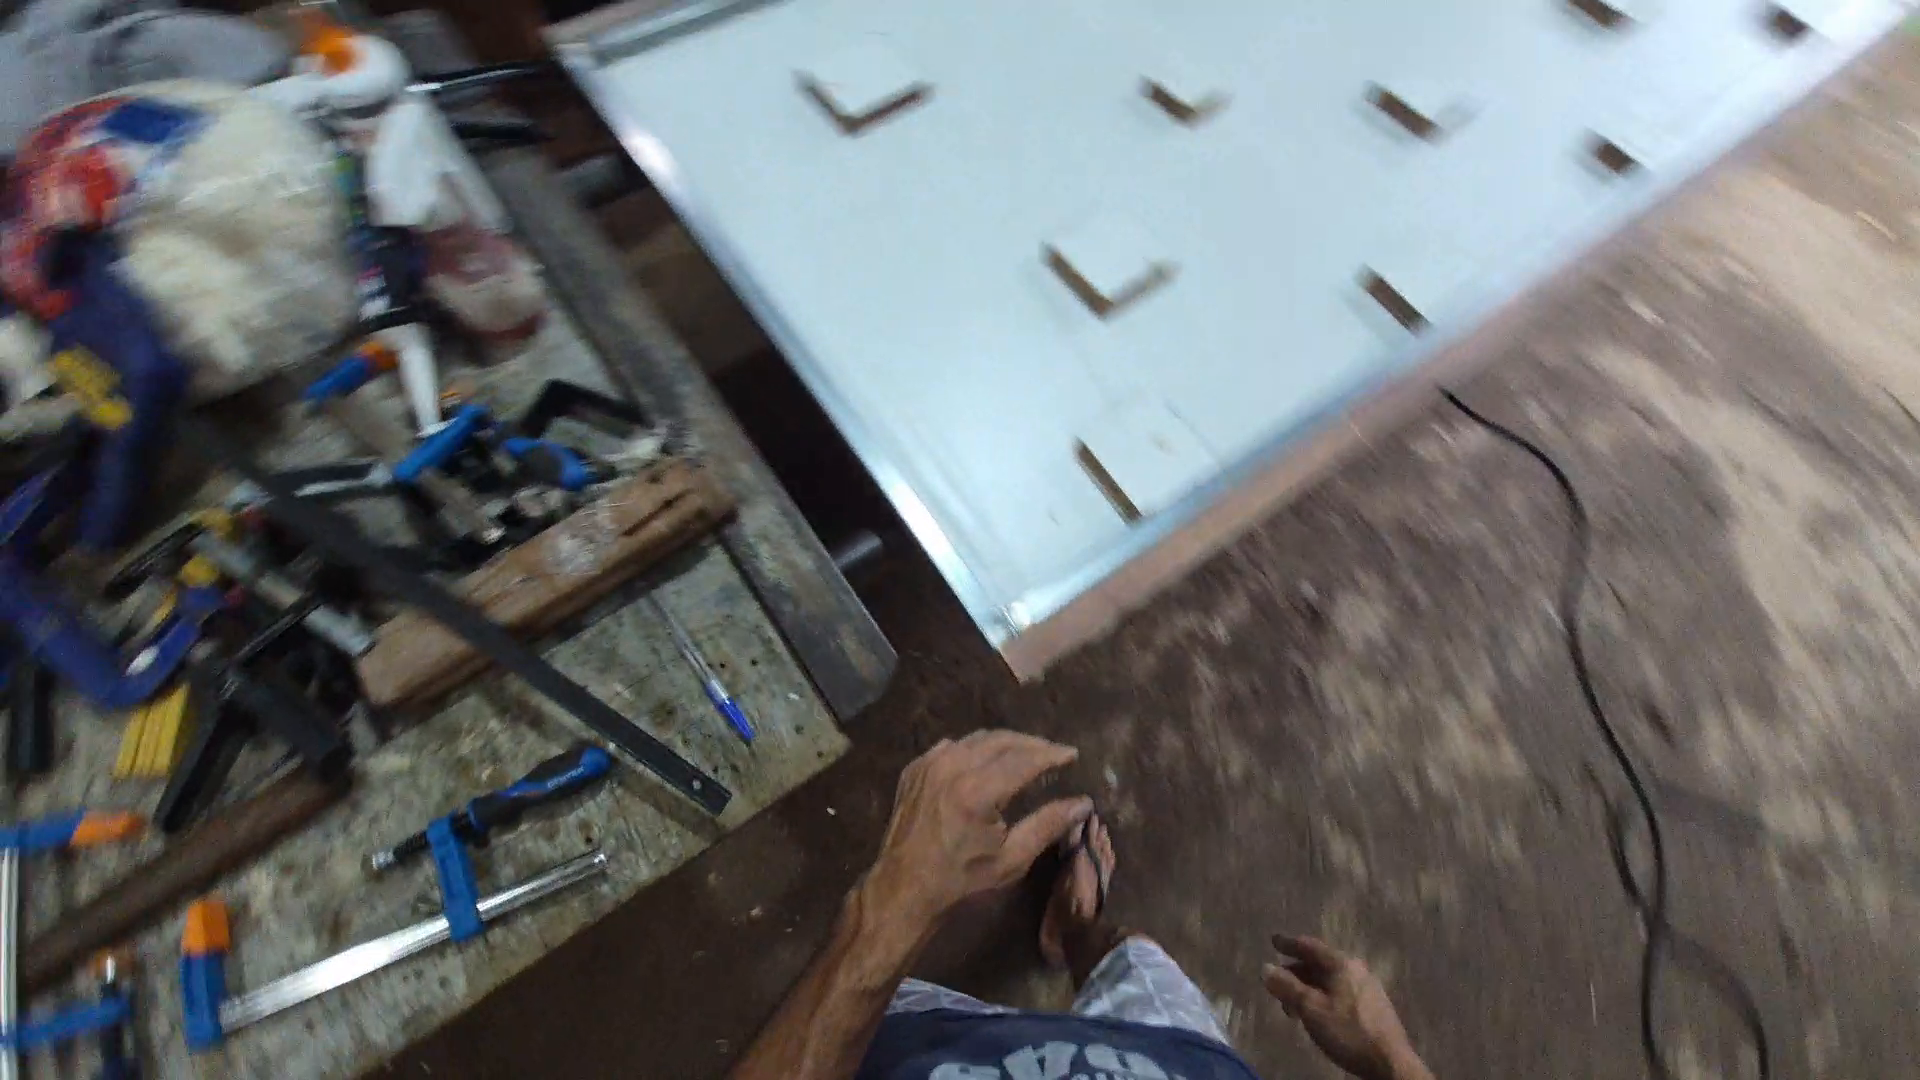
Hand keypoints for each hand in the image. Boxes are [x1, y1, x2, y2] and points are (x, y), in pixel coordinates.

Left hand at [862, 731, 1091, 930]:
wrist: (903, 886)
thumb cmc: (961, 879)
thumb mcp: (1011, 859)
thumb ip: (1048, 825)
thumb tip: (1083, 803)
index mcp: (976, 790)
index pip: (1024, 759)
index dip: (1051, 754)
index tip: (1072, 754)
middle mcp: (952, 766)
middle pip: (1001, 740)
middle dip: (1031, 743)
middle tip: (1054, 753)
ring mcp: (930, 763)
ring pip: (976, 739)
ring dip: (1005, 743)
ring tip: (1026, 754)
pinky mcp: (916, 767)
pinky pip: (953, 746)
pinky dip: (975, 749)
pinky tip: (987, 762)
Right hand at [1264, 935, 1430, 1079]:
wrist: (1393, 1066)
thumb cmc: (1349, 1031)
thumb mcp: (1311, 1009)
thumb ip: (1287, 986)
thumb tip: (1265, 967)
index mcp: (1342, 964)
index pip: (1310, 946)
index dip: (1289, 944)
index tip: (1274, 941)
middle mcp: (1356, 970)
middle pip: (1319, 964)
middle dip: (1297, 972)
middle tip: (1279, 982)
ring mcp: (1368, 989)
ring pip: (1330, 981)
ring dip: (1309, 988)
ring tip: (1295, 1005)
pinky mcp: (1375, 1008)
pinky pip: (1341, 993)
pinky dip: (1324, 997)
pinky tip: (1318, 1013)